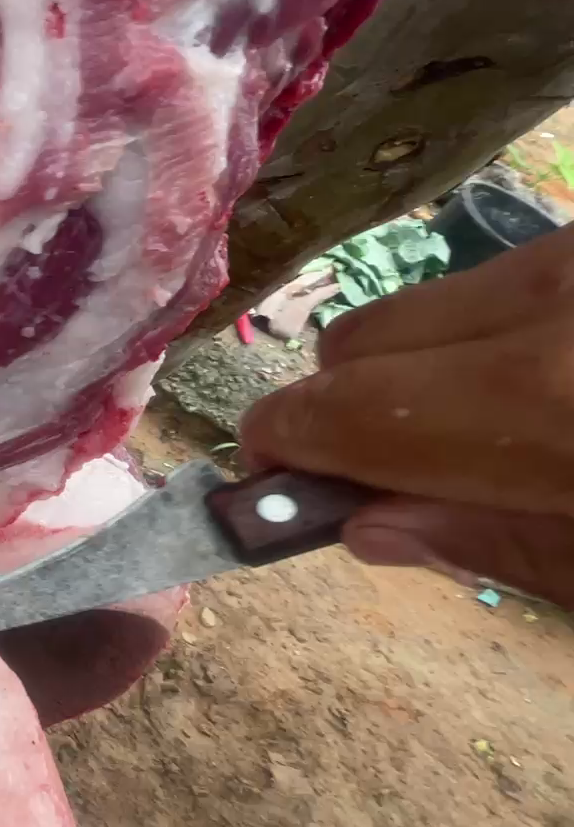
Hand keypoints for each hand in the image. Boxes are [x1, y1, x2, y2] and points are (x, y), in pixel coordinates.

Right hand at [240, 224, 573, 607]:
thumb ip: (511, 549)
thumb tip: (364, 527)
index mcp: (560, 392)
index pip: (342, 408)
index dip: (285, 451)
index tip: (281, 493)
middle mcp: (561, 294)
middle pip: (357, 343)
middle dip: (352, 409)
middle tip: (407, 472)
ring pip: (419, 303)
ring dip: (420, 366)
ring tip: (507, 421)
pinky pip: (497, 277)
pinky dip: (494, 333)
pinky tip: (560, 374)